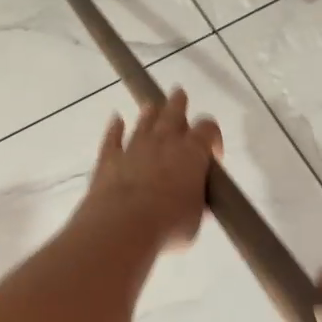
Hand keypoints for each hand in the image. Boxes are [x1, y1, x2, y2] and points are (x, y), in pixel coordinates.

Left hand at [76, 88, 221, 250]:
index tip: (212, 156)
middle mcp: (163, 142)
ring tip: (151, 106)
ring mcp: (133, 147)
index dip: (212, 137)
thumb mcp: (195, 218)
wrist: (122, 226)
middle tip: (179, 95)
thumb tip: (194, 202)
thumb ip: (195, 203)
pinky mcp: (108, 159)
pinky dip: (114, 128)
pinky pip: (112, 138)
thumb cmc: (168, 225)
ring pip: (144, 121)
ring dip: (150, 113)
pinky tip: (115, 120)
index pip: (208, 129)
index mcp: (192, 153)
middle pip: (174, 113)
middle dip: (178, 104)